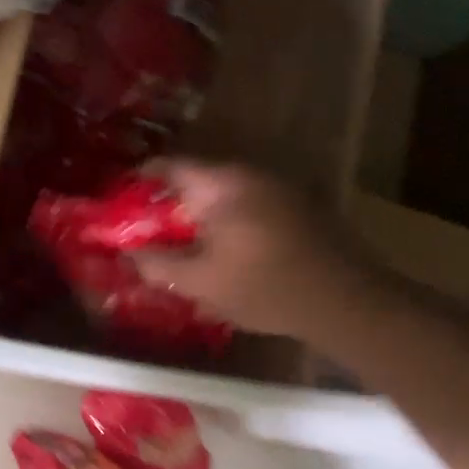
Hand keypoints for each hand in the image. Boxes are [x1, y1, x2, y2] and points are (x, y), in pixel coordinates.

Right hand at [130, 159, 383, 338]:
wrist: (349, 303)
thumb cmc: (265, 287)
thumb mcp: (199, 282)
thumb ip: (156, 263)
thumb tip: (128, 251)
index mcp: (221, 184)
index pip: (167, 165)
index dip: (138, 180)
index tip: (119, 200)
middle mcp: (250, 175)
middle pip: (196, 178)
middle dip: (168, 200)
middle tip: (145, 226)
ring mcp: (280, 188)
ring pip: (224, 192)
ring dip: (200, 212)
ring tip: (180, 240)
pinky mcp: (300, 207)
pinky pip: (248, 204)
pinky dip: (228, 219)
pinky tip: (222, 248)